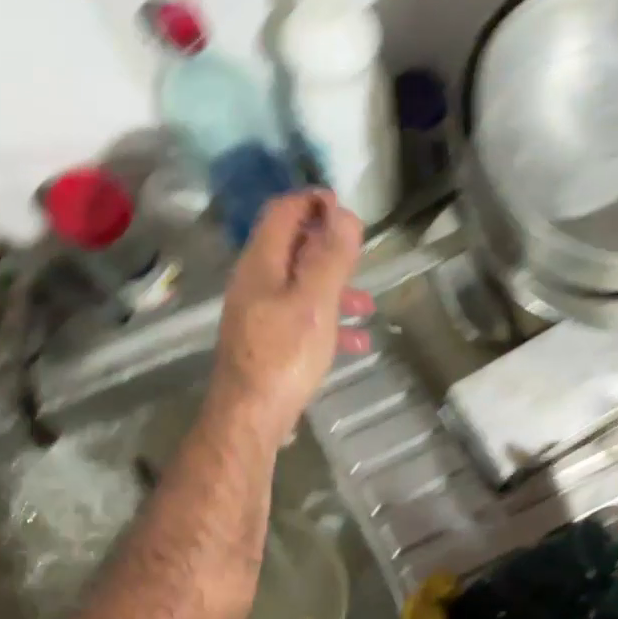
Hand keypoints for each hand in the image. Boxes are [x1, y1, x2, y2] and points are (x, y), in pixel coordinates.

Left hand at [211, 191, 367, 439]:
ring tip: (367, 306)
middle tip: (361, 255)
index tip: (346, 208)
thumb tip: (344, 213)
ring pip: (300, 288)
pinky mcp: (266, 344)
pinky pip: (301, 320)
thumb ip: (330, 257)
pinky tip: (355, 343)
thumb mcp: (315, 302)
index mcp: (262, 263)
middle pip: (292, 249)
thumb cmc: (284, 356)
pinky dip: (328, 322)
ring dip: (334, 289)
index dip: (312, 201)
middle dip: (329, 247)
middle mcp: (255, 282)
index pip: (282, 211)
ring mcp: (258, 315)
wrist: (250, 417)